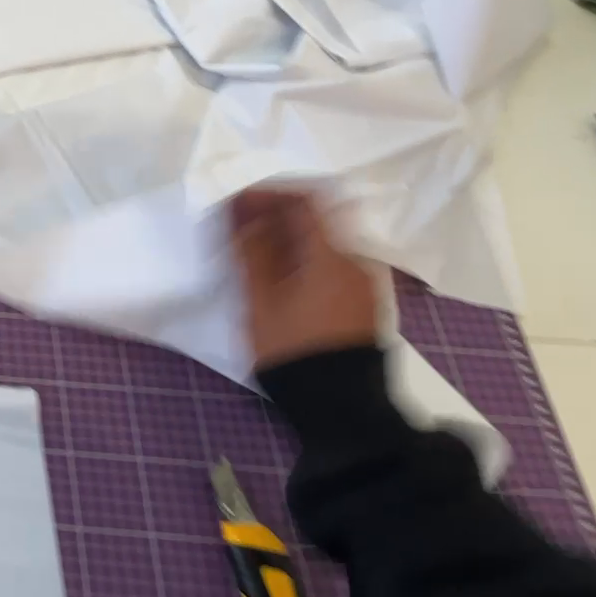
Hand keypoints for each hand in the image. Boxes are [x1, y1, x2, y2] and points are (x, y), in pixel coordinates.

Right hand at [228, 188, 378, 371]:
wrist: (340, 404)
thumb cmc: (293, 348)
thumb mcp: (260, 299)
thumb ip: (251, 249)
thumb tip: (241, 212)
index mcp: (335, 256)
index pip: (306, 199)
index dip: (268, 192)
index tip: (234, 202)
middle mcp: (358, 260)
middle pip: (315, 217)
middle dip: (271, 214)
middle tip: (232, 226)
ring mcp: (363, 280)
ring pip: (320, 239)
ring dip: (282, 235)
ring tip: (245, 251)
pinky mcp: (359, 298)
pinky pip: (327, 260)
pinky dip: (297, 255)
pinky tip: (270, 274)